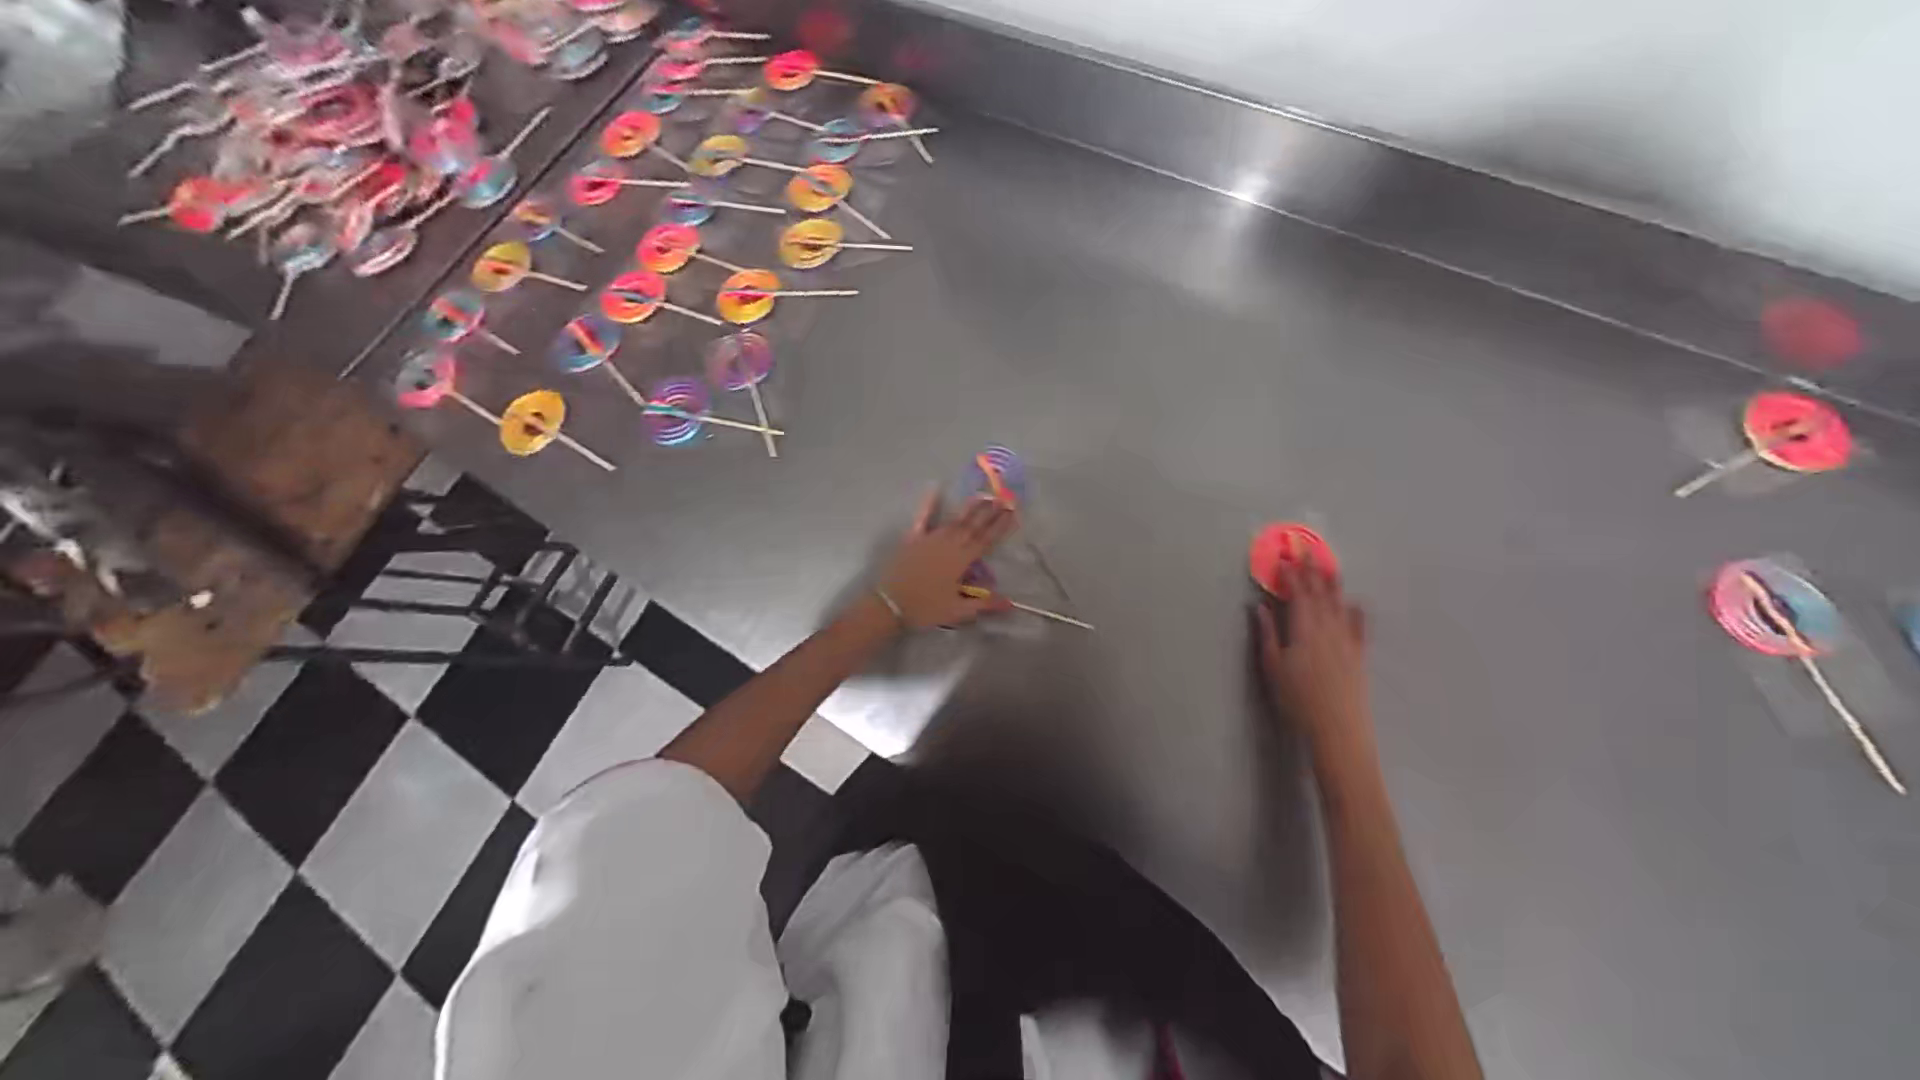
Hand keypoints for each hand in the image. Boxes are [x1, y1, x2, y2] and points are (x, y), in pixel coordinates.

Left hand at [876, 490, 1016, 628]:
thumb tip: (1010, 603)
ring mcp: (930, 539)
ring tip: (982, 495)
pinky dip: (929, 503)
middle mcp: (949, 544)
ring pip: (954, 520)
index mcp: (961, 560)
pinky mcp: (913, 538)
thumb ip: (984, 604)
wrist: (890, 604)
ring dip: (969, 507)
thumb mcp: (958, 610)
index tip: (1012, 512)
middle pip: (972, 525)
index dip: (1000, 526)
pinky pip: (922, 517)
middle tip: (1003, 499)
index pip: (985, 540)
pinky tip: (935, 487)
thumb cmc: (926, 608)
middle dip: (989, 512)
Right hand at [1255, 566, 1372, 755]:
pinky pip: (1359, 627)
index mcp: (1304, 630)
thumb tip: (1260, 607)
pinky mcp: (1359, 655)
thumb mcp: (1272, 667)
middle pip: (1320, 594)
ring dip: (1333, 585)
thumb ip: (1267, 634)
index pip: (1297, 595)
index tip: (1283, 558)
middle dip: (1313, 571)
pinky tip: (1356, 603)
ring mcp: (1347, 641)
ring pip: (1340, 605)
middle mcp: (1328, 629)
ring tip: (1330, 567)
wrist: (1338, 729)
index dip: (1290, 575)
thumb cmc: (1298, 700)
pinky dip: (1357, 612)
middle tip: (1308, 550)